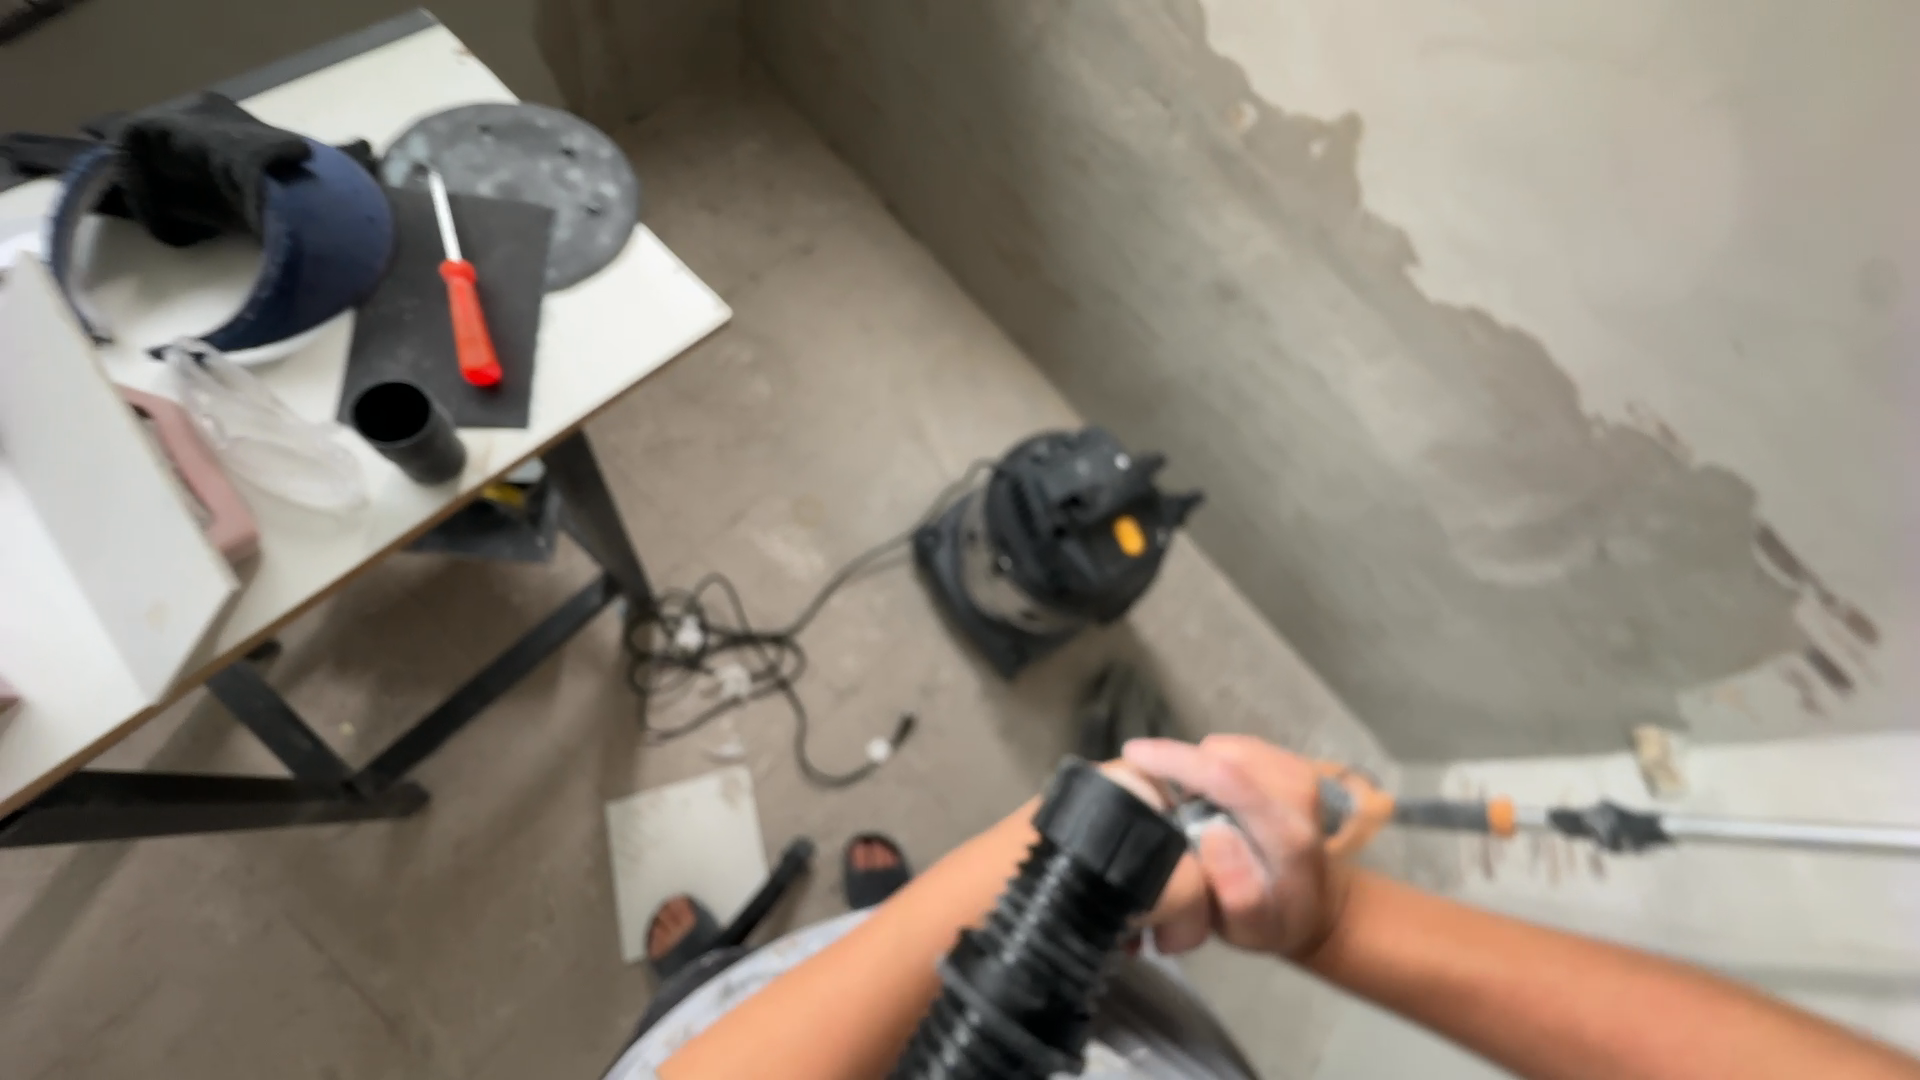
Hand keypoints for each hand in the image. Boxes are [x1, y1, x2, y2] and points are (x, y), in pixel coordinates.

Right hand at [1122, 736, 1350, 960]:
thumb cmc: (1275, 918)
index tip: (1132, 755)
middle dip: (1179, 766)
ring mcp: (1297, 771)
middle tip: (1165, 805)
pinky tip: (1214, 795)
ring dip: (1196, 768)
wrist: (1316, 901)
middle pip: (1219, 755)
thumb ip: (1237, 893)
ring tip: (1192, 805)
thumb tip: (1216, 836)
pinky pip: (1231, 747)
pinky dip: (1211, 763)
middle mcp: (1298, 794)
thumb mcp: (1252, 930)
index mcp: (1287, 835)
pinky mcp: (1290, 759)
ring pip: (1222, 748)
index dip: (1175, 760)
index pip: (1227, 779)